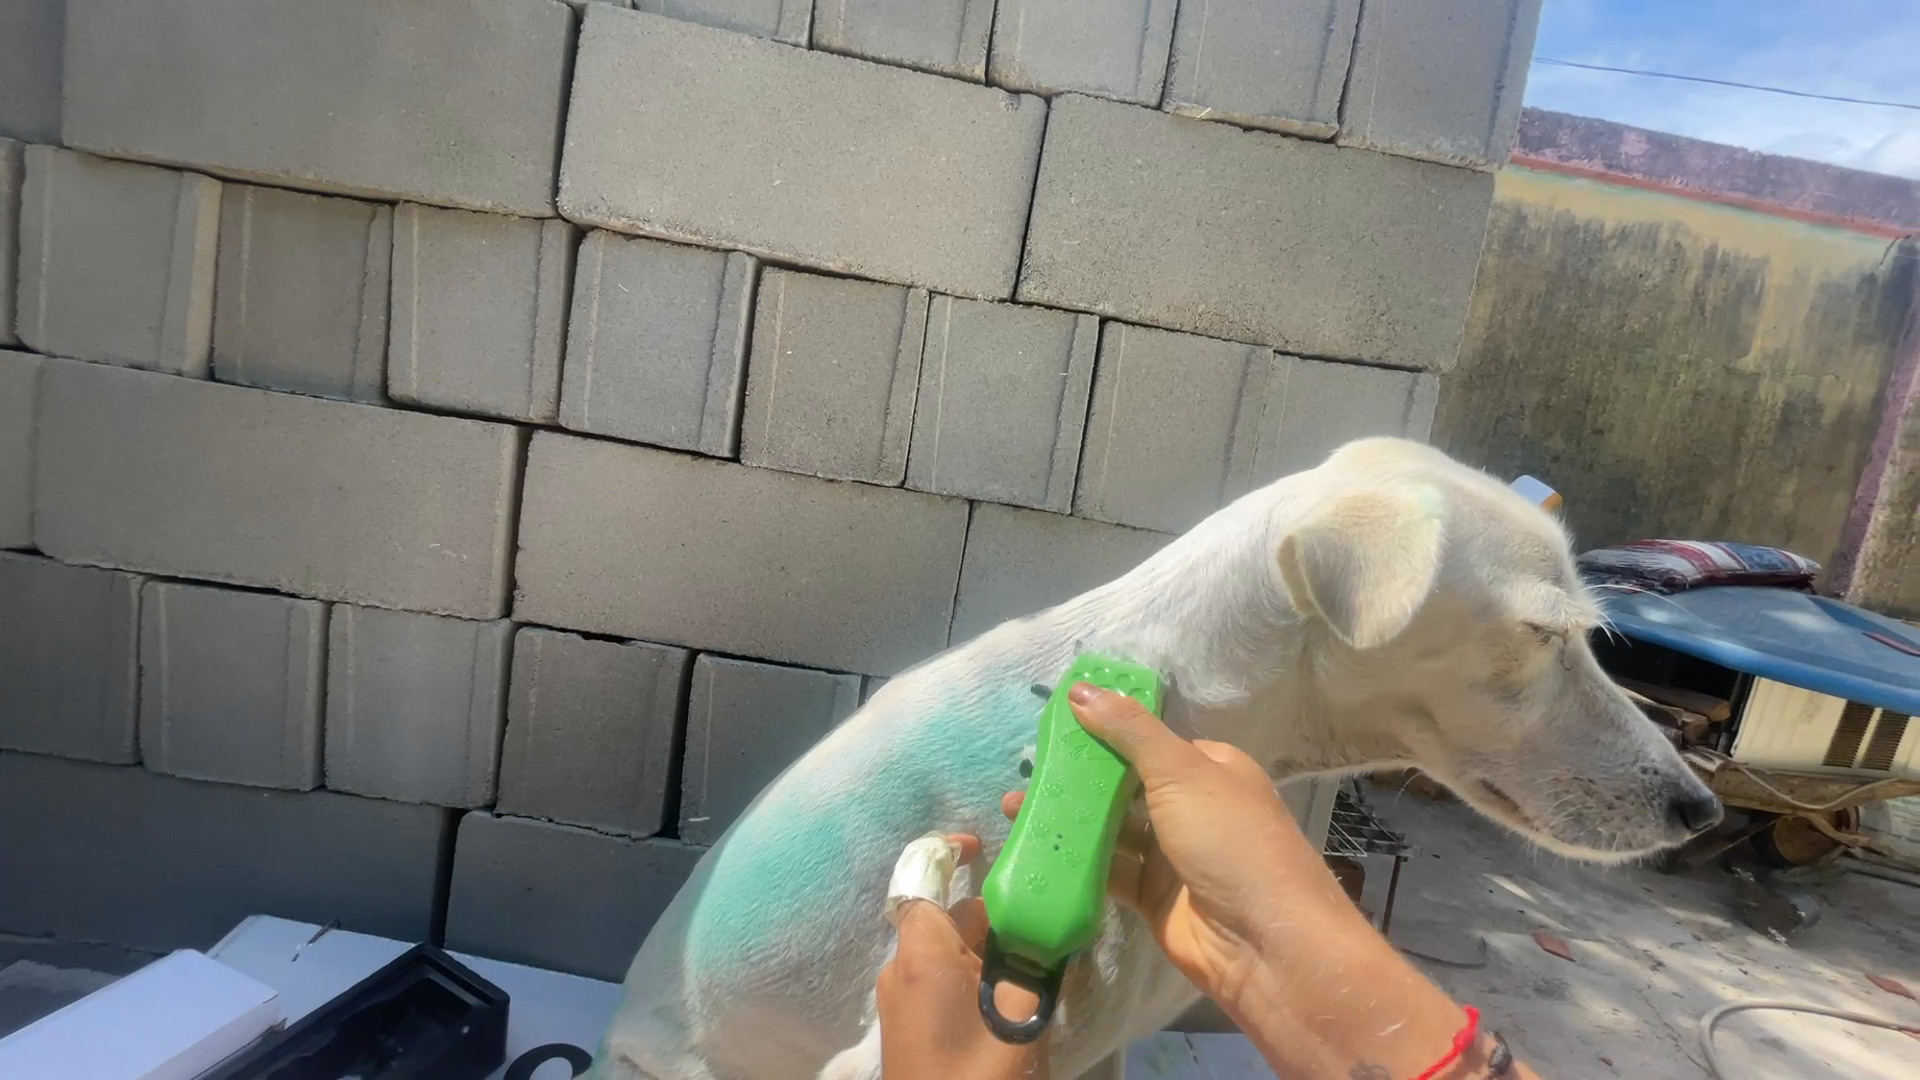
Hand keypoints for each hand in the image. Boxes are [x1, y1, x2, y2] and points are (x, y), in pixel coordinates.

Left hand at [878, 836, 1048, 1079]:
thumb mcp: (1020, 1019)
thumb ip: (1036, 963)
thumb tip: (1052, 927)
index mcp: (920, 953)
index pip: (921, 876)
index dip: (948, 850)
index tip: (985, 846)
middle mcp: (901, 968)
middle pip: (949, 918)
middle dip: (995, 922)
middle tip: (1044, 939)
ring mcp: (901, 1001)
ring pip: (951, 953)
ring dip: (990, 957)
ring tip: (1038, 981)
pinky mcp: (909, 1029)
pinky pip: (944, 983)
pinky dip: (977, 982)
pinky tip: (1013, 1010)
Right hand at [1000, 684, 1361, 1010]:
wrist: (1267, 947)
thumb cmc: (1229, 840)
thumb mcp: (1179, 770)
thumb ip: (1128, 729)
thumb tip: (1079, 689)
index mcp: (1206, 767)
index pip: (1145, 739)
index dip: (1101, 729)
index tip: (1052, 726)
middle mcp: (1188, 804)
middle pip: (1121, 782)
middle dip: (1074, 775)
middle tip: (1026, 770)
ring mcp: (1168, 851)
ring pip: (1107, 824)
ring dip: (1065, 815)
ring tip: (1013, 806)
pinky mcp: (1149, 893)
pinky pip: (1105, 866)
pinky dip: (1072, 856)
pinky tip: (1034, 846)